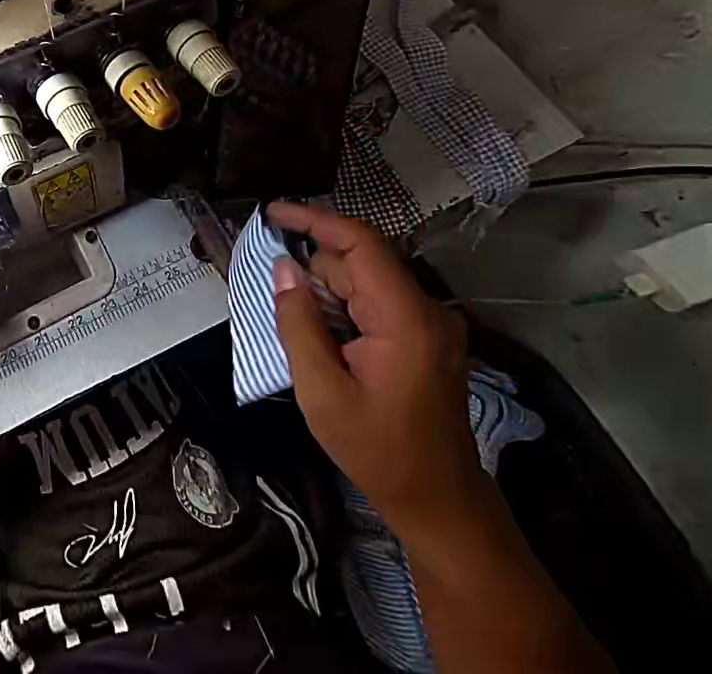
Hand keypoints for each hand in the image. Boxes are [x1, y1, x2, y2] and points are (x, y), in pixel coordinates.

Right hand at [267, 201, 484, 514]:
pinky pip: (376, 301)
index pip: (361, 244)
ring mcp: (431, 321)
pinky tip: (329, 343)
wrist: (437, 498)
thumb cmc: (377, 450)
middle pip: (358, 263)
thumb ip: (298, 324)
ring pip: (364, 281)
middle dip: (314, 276)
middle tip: (285, 314)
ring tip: (312, 343)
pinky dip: (344, 310)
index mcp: (406, 319)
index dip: (315, 219)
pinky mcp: (426, 334)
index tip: (274, 212)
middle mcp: (426, 309)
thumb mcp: (321, 392)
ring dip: (327, 297)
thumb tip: (283, 269)